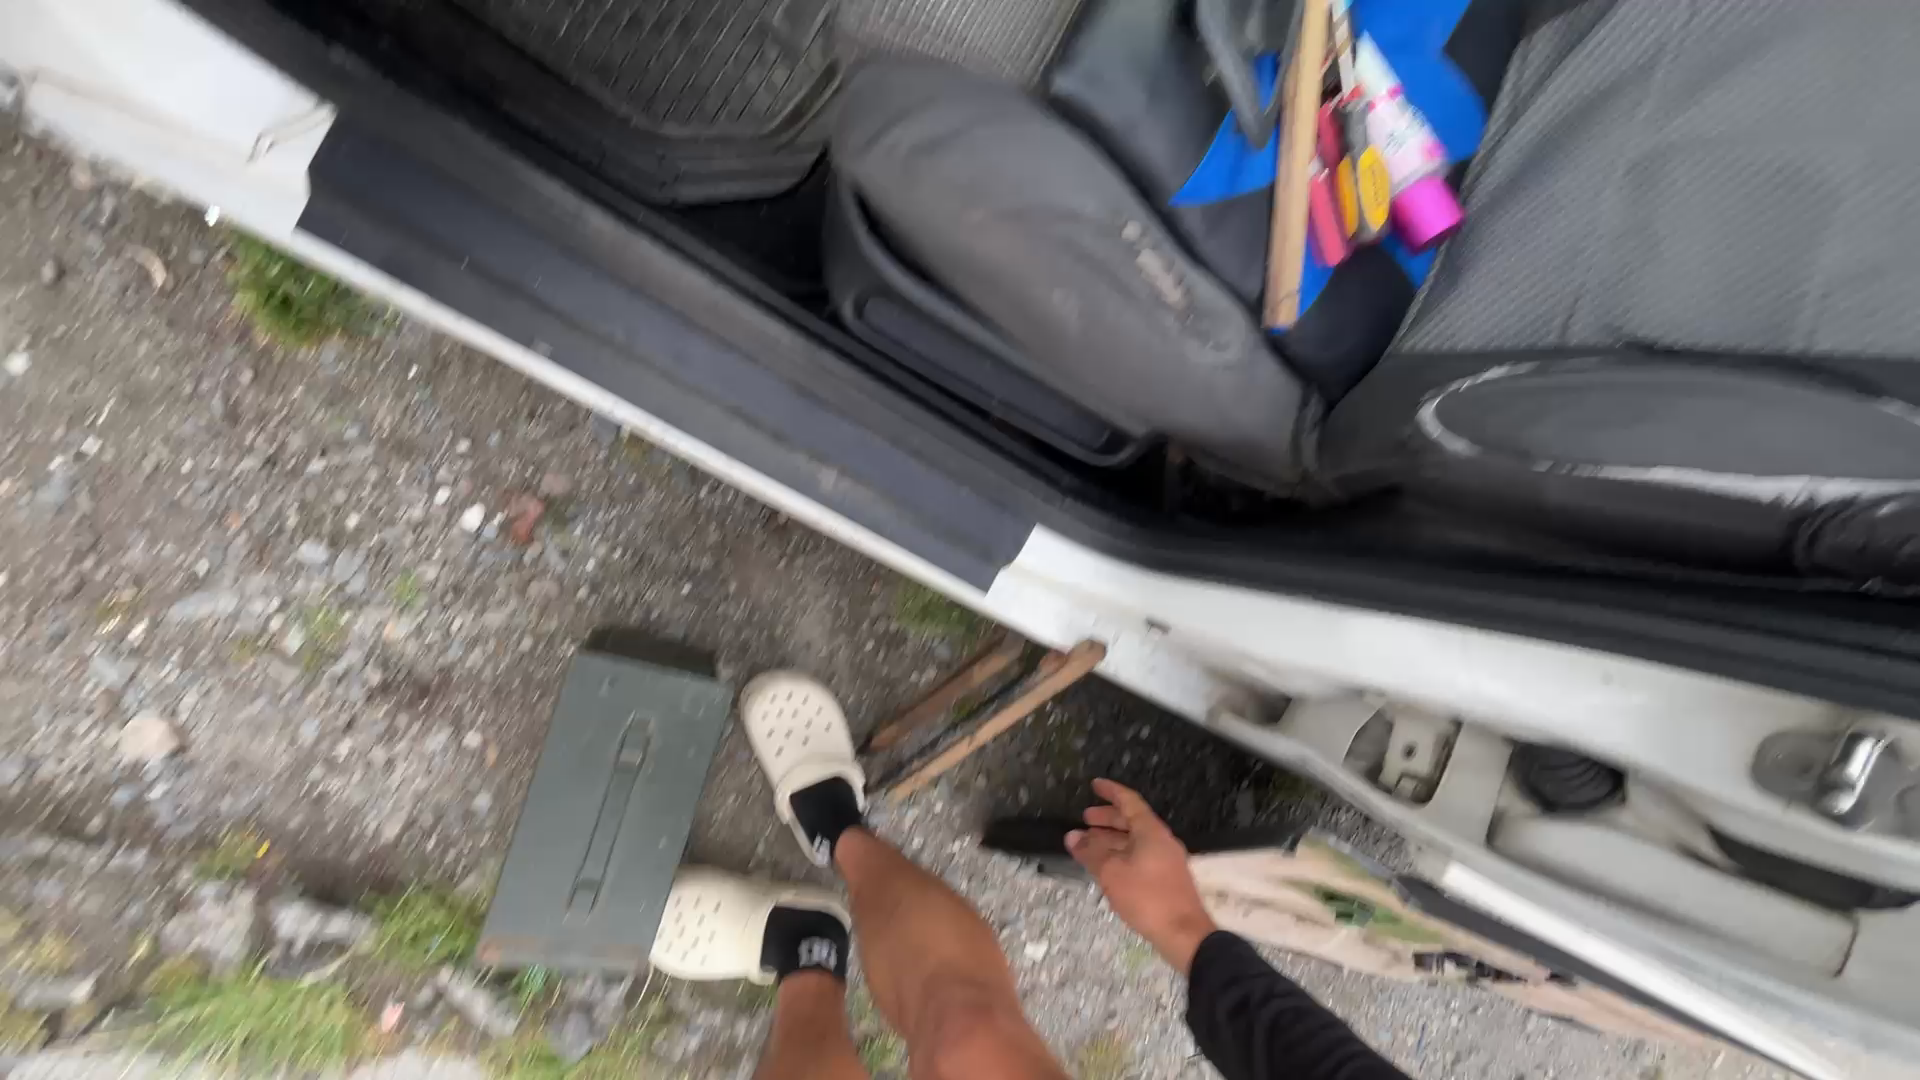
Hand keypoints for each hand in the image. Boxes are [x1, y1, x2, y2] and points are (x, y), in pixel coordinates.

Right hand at [1067, 778, 1217, 974]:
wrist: (1185, 936)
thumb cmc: (1147, 897)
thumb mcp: (1112, 873)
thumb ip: (1091, 853)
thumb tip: (1072, 836)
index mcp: (1151, 831)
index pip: (1129, 801)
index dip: (1110, 791)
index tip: (1094, 784)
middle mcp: (1161, 840)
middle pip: (1132, 820)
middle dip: (1107, 818)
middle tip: (1085, 819)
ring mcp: (1166, 860)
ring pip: (1135, 841)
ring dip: (1112, 840)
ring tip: (1089, 845)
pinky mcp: (1167, 879)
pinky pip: (1140, 856)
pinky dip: (1121, 855)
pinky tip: (1108, 867)